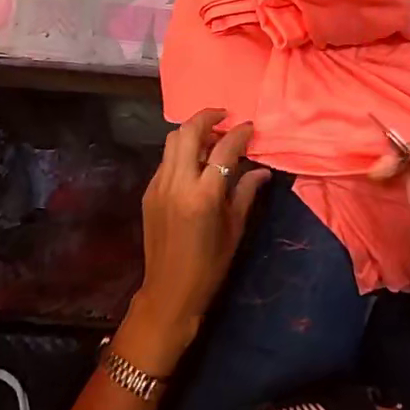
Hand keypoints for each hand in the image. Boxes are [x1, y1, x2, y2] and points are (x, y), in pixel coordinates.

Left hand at [118, 108, 270, 376]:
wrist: (169, 290)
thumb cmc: (210, 265)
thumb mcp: (235, 229)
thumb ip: (246, 193)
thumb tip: (260, 169)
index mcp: (203, 195)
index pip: (223, 149)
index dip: (239, 133)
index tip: (250, 127)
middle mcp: (177, 183)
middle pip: (188, 132)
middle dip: (207, 118)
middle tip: (225, 118)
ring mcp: (158, 186)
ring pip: (172, 142)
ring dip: (192, 132)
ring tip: (211, 138)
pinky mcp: (148, 192)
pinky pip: (165, 161)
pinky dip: (181, 153)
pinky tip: (195, 164)